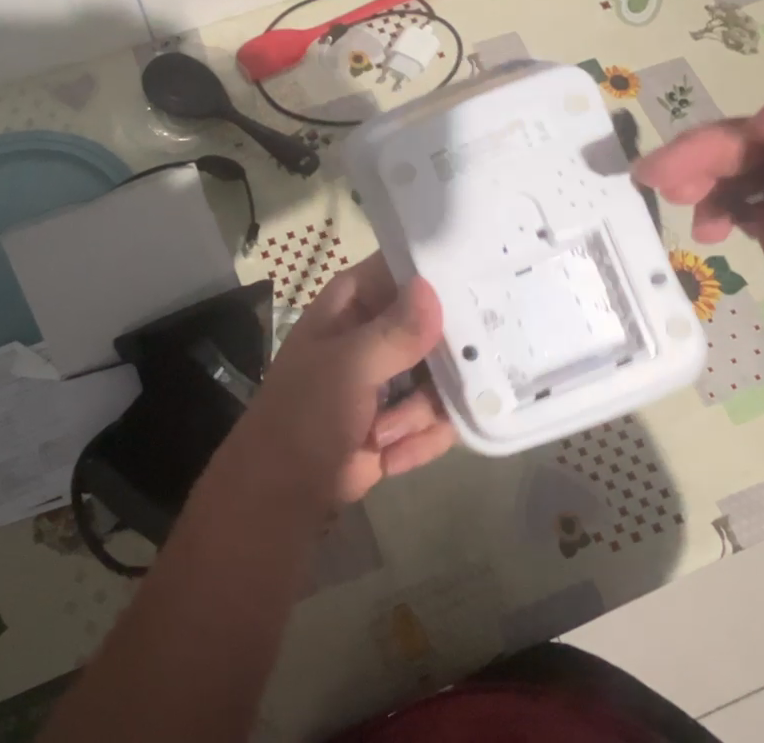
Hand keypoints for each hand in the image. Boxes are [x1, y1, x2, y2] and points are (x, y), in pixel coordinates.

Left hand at [236, 254, 457, 506]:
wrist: (282, 494)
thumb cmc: (304, 417)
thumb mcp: (346, 368)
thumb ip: (393, 332)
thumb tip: (432, 287)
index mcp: (354, 303)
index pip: (405, 268)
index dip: (440, 273)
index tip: (481, 283)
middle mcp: (379, 331)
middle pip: (440, 325)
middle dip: (441, 364)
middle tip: (447, 379)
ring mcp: (395, 375)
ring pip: (446, 378)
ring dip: (419, 414)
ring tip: (384, 434)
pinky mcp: (407, 417)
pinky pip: (442, 419)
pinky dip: (419, 442)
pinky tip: (389, 457)